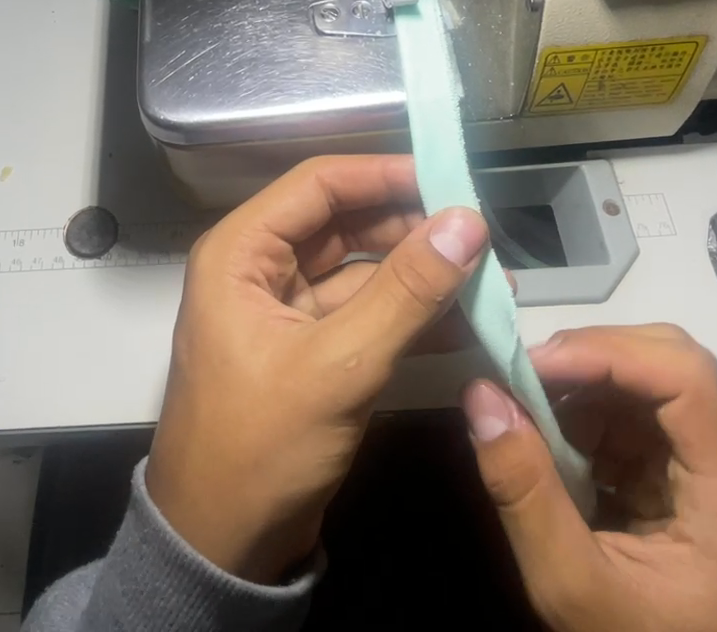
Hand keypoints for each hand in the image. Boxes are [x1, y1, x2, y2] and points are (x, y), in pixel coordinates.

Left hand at [146, 155, 489, 583]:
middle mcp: (261, 268)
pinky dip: (411, 315)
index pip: (320, 185)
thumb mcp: (337, 365)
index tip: (455, 181)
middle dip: (414, 229)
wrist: (221, 544)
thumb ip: (404, 292)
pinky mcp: (311, 347)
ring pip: (362, 269)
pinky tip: (468, 322)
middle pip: (345, 223)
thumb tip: (466, 221)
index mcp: (242, 252)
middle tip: (486, 240)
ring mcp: (287, 309)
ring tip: (495, 282)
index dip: (386, 174)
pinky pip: (365, 313)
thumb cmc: (259, 446)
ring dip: (421, 275)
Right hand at [462, 324, 716, 631]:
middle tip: (524, 382)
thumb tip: (479, 393)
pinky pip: (644, 421)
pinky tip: (559, 451)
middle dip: (592, 360)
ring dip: (586, 388)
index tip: (532, 365)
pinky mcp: (696, 487)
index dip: (607, 352)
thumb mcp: (572, 587)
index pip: (687, 377)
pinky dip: (592, 419)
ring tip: (533, 420)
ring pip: (656, 385)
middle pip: (677, 366)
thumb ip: (524, 490)